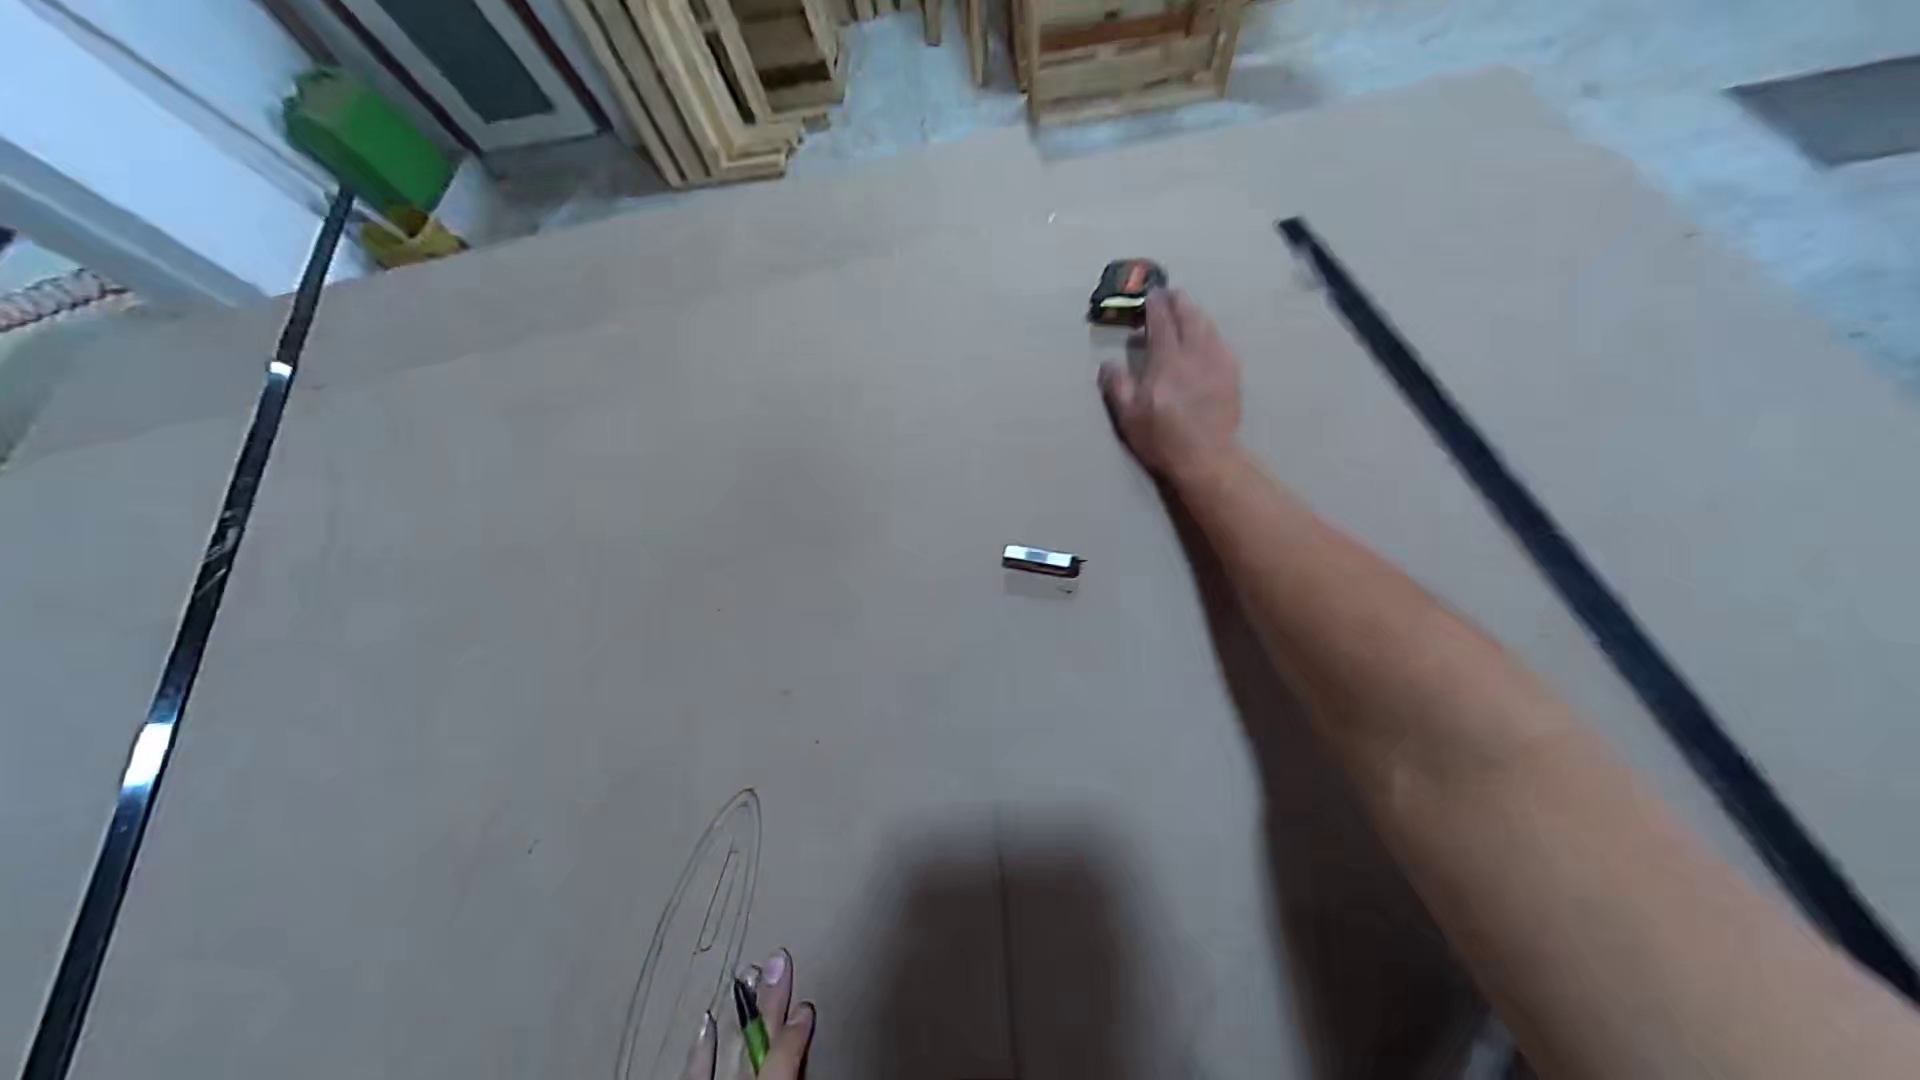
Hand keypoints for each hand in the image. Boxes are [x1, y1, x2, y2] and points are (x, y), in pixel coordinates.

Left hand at [683, 949, 815, 1079]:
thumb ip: (794, 1071)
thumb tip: (806, 1043)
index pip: (785, 1055)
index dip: (797, 1028)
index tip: (806, 1004)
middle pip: (757, 1037)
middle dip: (769, 997)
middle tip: (777, 957)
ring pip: (728, 1042)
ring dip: (740, 1008)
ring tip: (749, 972)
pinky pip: (692, 1070)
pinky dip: (700, 1044)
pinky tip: (706, 1018)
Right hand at [1099, 289, 1242, 484]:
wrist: (1207, 458)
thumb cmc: (1162, 439)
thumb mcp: (1128, 416)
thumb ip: (1117, 385)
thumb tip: (1108, 363)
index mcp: (1166, 360)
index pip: (1160, 321)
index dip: (1154, 305)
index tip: (1149, 296)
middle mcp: (1194, 353)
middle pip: (1189, 315)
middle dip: (1178, 301)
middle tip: (1169, 295)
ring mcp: (1217, 361)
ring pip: (1208, 325)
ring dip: (1195, 313)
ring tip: (1187, 311)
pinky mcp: (1231, 374)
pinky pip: (1221, 342)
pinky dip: (1210, 333)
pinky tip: (1207, 338)